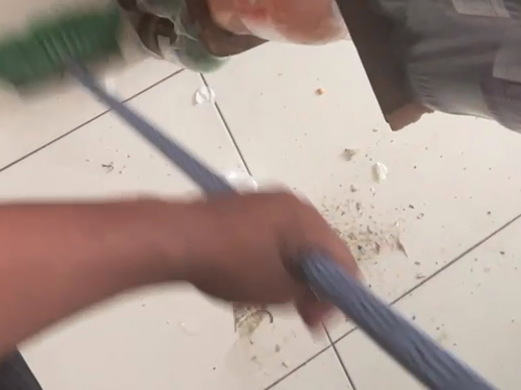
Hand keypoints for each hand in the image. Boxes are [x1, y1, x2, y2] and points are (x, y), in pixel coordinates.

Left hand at [177, 192, 359, 329]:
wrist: (178, 236)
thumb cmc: (231, 262)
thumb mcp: (279, 289)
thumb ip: (309, 294)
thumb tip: (317, 296)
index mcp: (304, 218)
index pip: (342, 259)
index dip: (337, 296)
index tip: (317, 320)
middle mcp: (289, 202)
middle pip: (319, 247)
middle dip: (315, 283)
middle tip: (302, 315)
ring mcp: (265, 200)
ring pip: (295, 240)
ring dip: (294, 270)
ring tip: (276, 298)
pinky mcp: (244, 205)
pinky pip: (274, 232)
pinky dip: (275, 255)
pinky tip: (258, 275)